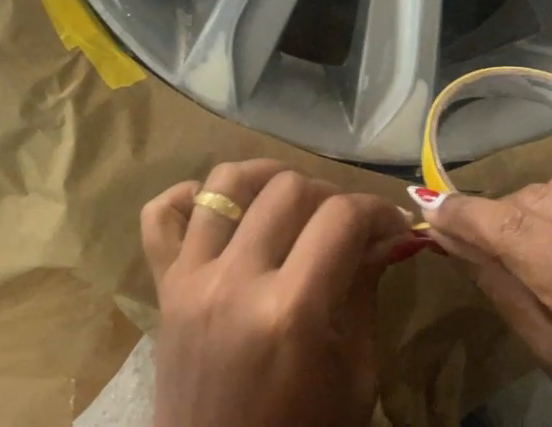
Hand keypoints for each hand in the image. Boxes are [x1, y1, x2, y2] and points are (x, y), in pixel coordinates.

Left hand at [140, 160, 415, 426]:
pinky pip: (160, 215)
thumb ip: (365, 290)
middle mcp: (235, 282)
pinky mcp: (163, 287)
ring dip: (267, 177)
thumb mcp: (354, 373)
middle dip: (330, 195)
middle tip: (345, 224)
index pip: (341, 218)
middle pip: (289, 189)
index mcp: (292, 312)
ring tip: (290, 198)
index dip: (377, 210)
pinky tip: (221, 211)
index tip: (391, 225)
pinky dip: (190, 197)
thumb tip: (384, 233)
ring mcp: (191, 279)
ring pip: (226, 182)